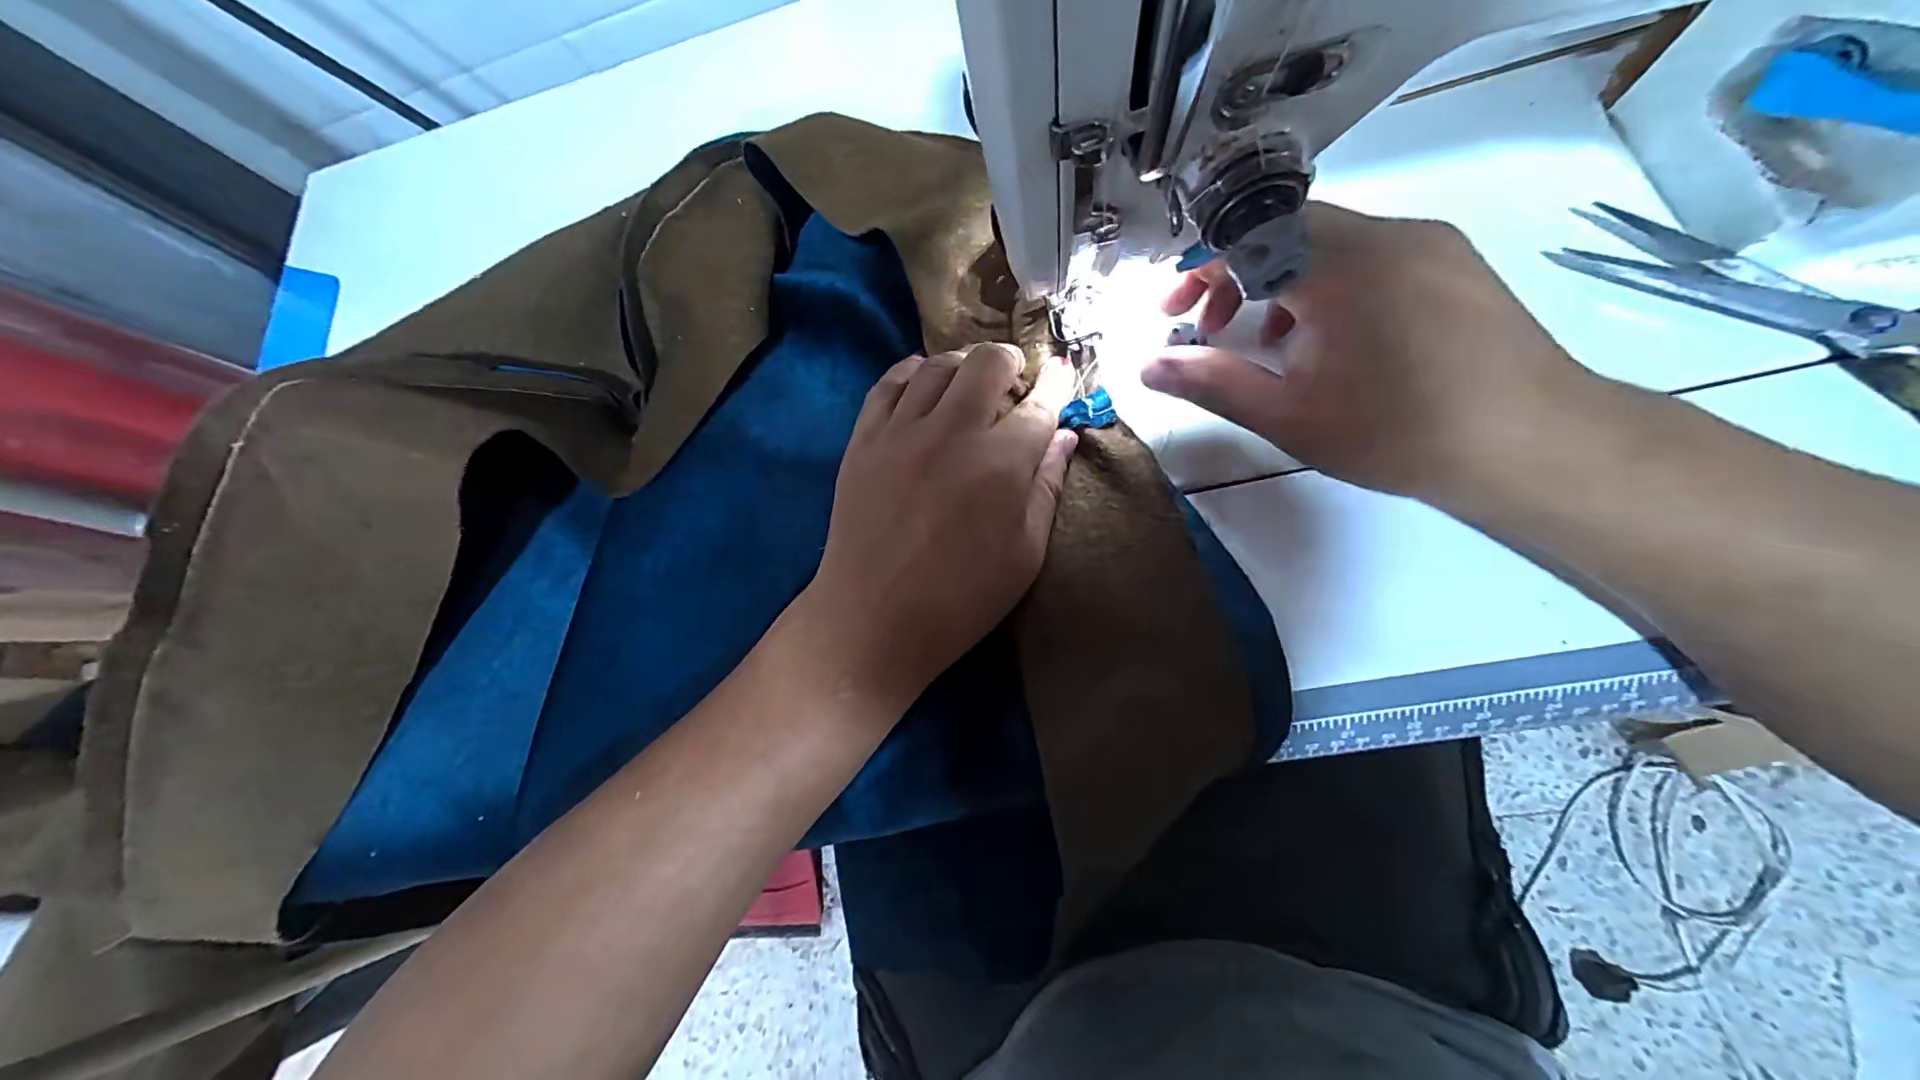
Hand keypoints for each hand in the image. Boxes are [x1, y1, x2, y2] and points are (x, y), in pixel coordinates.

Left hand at [804, 343, 1078, 704]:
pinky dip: (913, 372)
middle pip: (988, 363)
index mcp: (1001, 464)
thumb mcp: (1025, 554)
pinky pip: (889, 383)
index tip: (1060, 376)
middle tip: (1015, 384)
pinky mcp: (863, 439)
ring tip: (971, 385)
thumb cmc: (961, 598)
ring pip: (938, 365)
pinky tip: (924, 382)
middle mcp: (952, 433)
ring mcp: (901, 432)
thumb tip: (1064, 436)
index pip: (1040, 404)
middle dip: (1012, 363)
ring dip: (964, 366)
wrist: (875, 618)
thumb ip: (1046, 489)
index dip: (1056, 385)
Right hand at [1144, 203, 1596, 503]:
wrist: (1529, 443)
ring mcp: (1428, 243)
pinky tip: (1329, 339)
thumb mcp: (1287, 415)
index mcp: (1340, 266)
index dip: (1199, 270)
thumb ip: (1211, 382)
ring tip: (1266, 342)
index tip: (1174, 313)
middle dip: (1235, 274)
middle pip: (1286, 230)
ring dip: (1279, 281)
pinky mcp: (1454, 262)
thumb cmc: (1395, 433)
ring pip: (1329, 241)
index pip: (1247, 236)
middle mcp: (1386, 235)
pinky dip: (1327, 284)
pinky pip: (1371, 254)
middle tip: (1210, 327)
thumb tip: (1148, 365)